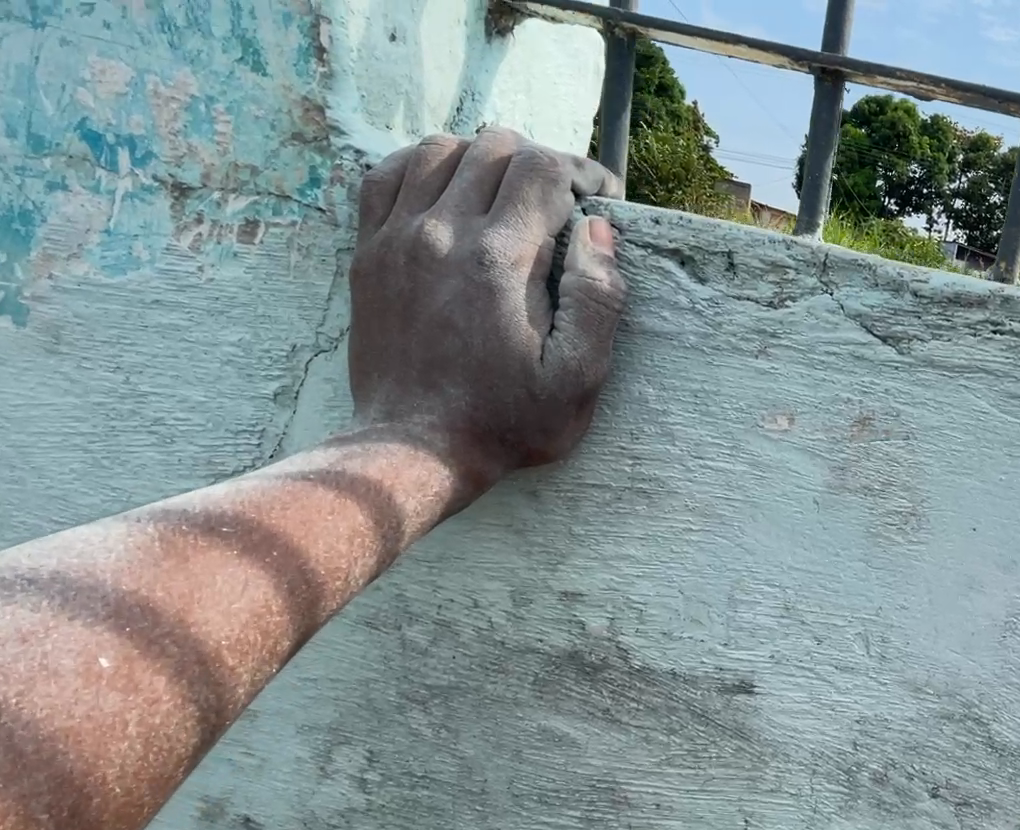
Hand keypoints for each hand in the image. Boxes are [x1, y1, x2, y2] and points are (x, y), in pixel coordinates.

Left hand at [347, 128, 625, 488]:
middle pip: (494, 149)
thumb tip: (600, 232)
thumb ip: (598, 300)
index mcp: (498, 261)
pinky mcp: (370, 252)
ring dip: (488, 163)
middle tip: (567, 205)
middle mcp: (441, 234)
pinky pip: (389, 174)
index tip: (605, 197)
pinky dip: (427, 168)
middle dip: (542, 166)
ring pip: (441, 150)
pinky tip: (453, 195)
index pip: (542, 170)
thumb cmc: (510, 420)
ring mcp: (396, 238)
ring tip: (515, 200)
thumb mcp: (580, 377)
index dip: (583, 172)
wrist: (418, 447)